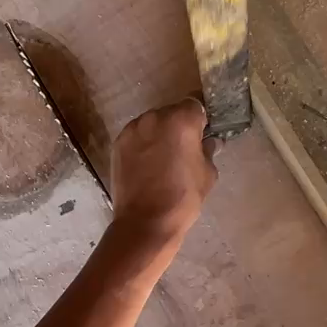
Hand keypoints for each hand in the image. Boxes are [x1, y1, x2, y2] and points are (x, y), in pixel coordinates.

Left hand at [109, 97, 216, 247]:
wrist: (146, 221)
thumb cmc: (183, 198)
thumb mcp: (208, 174)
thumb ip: (208, 151)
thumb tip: (208, 143)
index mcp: (181, 120)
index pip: (195, 105)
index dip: (199, 120)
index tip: (201, 134)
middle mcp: (155, 117)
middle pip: (171, 113)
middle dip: (178, 126)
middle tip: (182, 150)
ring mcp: (133, 129)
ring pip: (151, 124)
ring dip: (158, 135)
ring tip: (162, 160)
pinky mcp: (118, 144)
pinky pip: (136, 137)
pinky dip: (143, 145)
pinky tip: (147, 165)